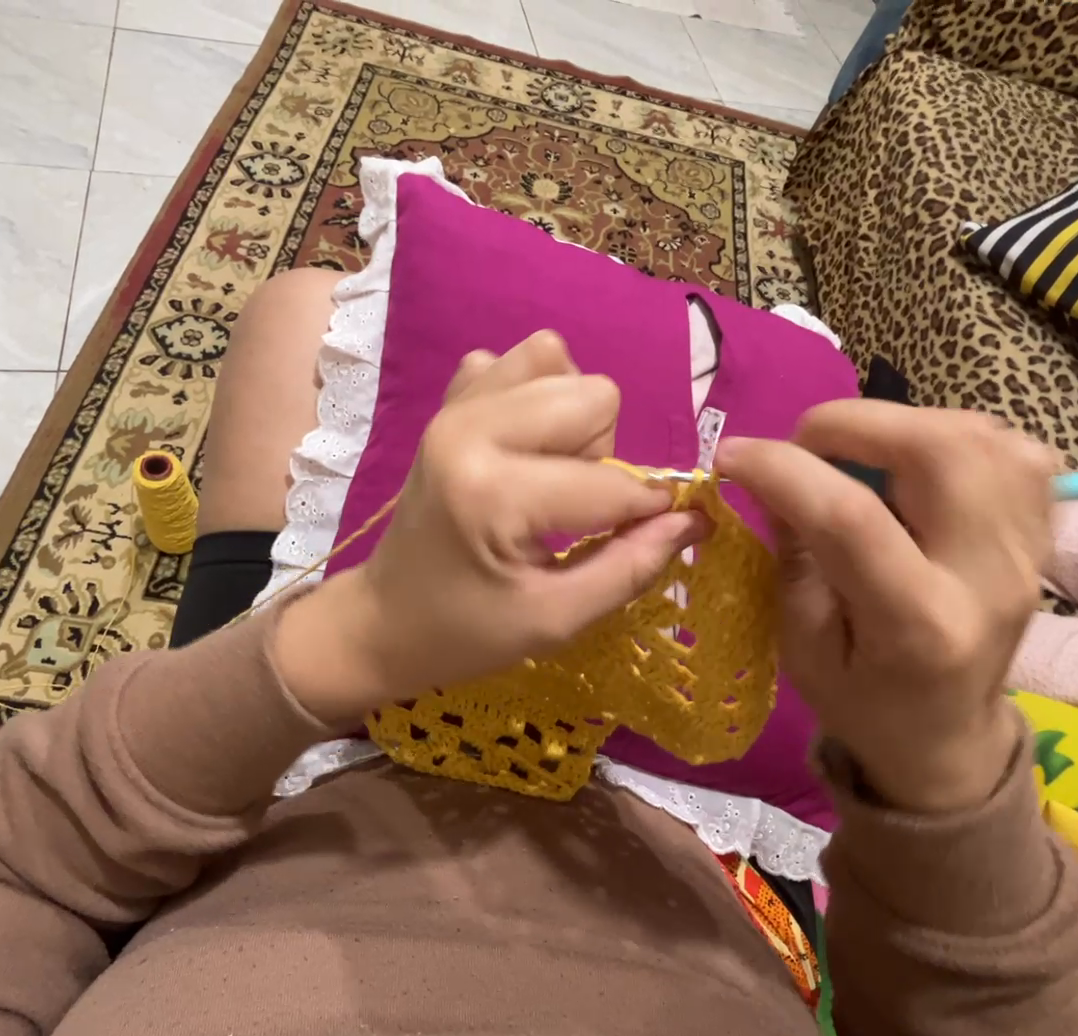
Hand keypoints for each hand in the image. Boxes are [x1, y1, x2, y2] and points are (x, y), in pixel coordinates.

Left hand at [276, 331, 705, 722]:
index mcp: (494, 493)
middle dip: (604, 454)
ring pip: (559, 363)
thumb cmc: (465, 632)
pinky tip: (521, 446)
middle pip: (594, 395)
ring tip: (549, 472)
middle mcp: (472, 429)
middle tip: (573, 508)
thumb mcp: (554, 620)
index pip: (611, 480)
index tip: (644, 538)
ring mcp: (454, 405)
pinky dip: (536, 395)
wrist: (384, 618)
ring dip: (573, 418)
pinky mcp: (447, 400)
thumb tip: (694, 519)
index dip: (647, 512)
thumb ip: (630, 567)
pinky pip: (516, 360)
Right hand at [717, 402, 1058, 812]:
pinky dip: (953, 436)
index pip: (852, 518)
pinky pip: (1013, 451)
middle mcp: (989, 579)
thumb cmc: (860, 701)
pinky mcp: (1041, 535)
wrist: (947, 738)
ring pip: (983, 436)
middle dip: (854, 424)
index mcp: (918, 626)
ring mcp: (1029, 552)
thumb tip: (773, 474)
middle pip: (942, 451)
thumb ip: (793, 558)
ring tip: (855, 454)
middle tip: (804, 446)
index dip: (782, 470)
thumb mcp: (802, 648)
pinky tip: (912, 465)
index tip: (730, 458)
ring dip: (902, 424)